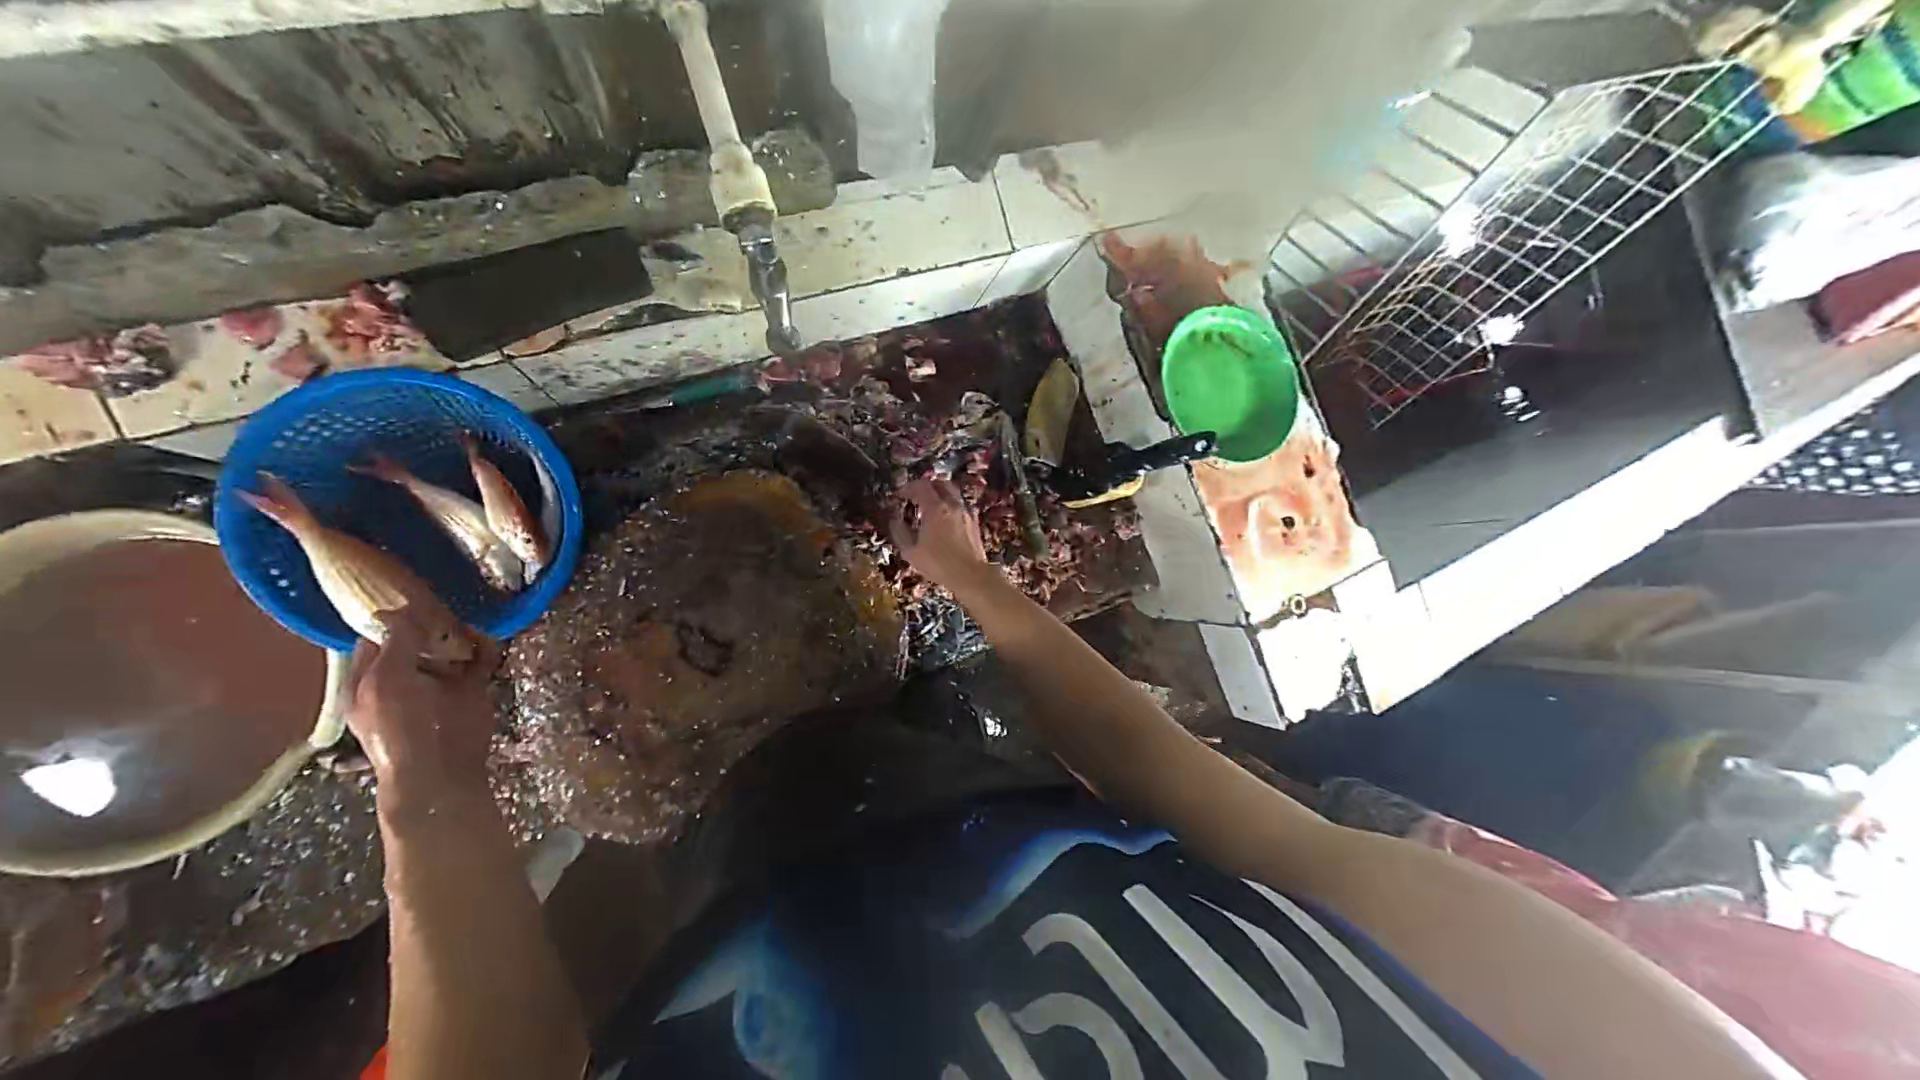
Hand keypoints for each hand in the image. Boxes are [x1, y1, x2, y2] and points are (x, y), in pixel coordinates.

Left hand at [343, 609, 500, 808]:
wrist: (442, 768)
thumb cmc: (402, 726)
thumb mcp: (386, 681)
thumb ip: (394, 644)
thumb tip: (396, 611)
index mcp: (370, 677)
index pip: (377, 638)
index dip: (393, 619)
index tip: (413, 599)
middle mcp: (404, 676)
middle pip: (417, 638)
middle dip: (432, 623)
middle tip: (447, 609)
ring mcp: (439, 682)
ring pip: (450, 646)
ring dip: (461, 633)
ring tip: (469, 625)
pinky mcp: (470, 688)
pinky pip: (480, 660)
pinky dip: (486, 648)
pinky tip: (488, 641)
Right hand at [889, 477, 996, 596]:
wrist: (971, 575)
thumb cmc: (939, 564)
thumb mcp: (911, 552)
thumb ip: (900, 533)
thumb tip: (895, 521)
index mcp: (936, 508)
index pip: (921, 486)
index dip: (908, 487)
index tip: (900, 495)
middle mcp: (953, 504)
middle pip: (940, 483)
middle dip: (926, 486)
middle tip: (915, 496)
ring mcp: (966, 512)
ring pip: (953, 492)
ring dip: (940, 494)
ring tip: (930, 506)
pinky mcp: (974, 521)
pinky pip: (960, 504)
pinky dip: (950, 505)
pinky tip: (945, 519)